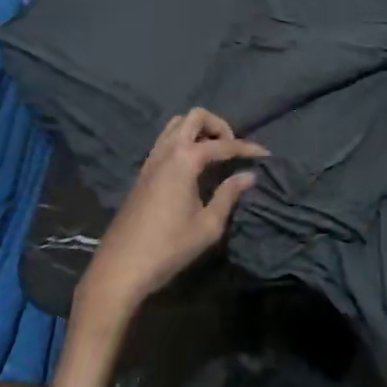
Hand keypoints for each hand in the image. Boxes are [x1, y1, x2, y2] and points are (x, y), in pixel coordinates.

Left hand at [76, 109, 268, 319]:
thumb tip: (248, 176)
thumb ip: (229, 195)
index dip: (247, 148)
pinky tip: (192, 165)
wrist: (121, 268)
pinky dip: (183, 141)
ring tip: (213, 153)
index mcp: (185, 160)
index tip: (265, 154)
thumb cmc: (168, 248)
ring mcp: (151, 160)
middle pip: (195, 117)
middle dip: (218, 126)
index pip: (223, 145)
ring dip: (198, 130)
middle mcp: (167, 151)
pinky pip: (165, 140)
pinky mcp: (143, 172)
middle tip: (231, 148)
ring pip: (176, 125)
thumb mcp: (208, 226)